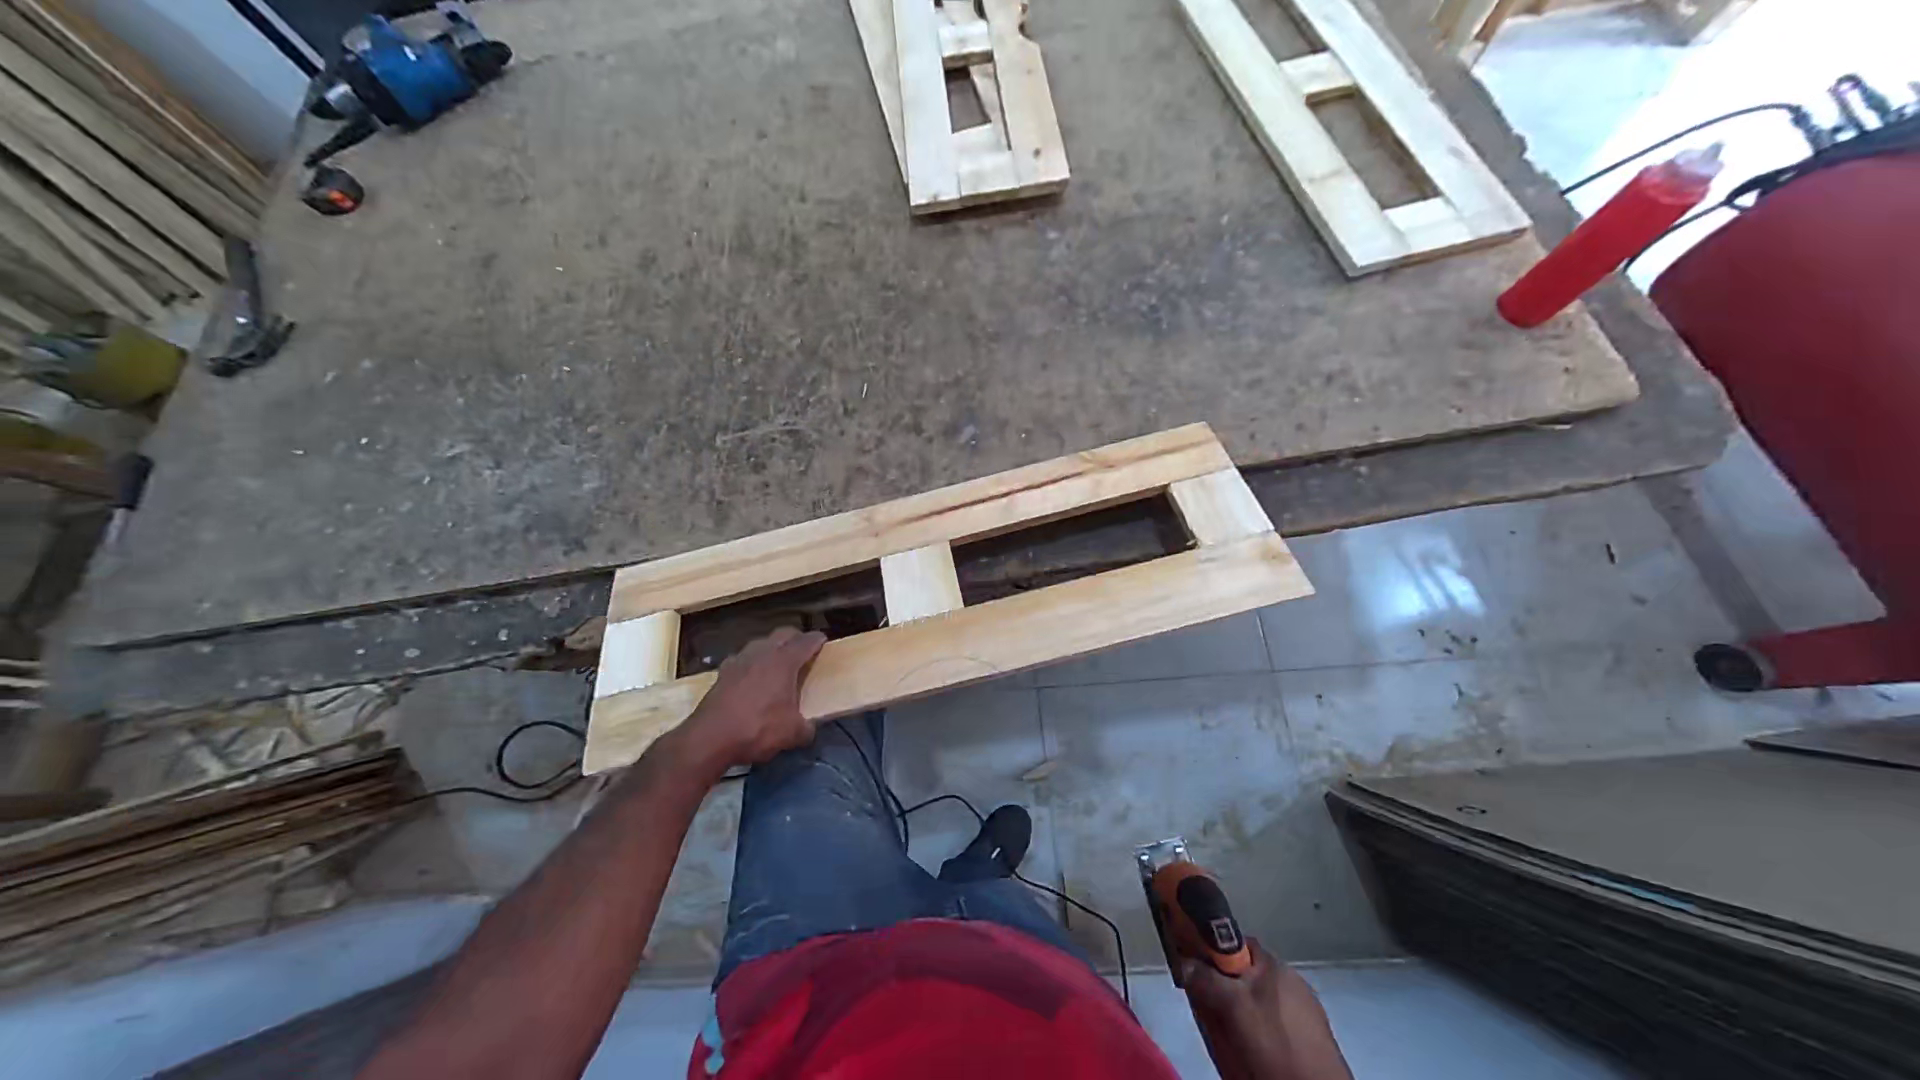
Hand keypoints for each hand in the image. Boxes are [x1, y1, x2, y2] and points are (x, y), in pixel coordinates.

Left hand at [665, 627, 826, 779]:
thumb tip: (808, 728)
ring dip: (771, 648)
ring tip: (778, 663)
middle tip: (803, 649)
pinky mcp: (722, 672)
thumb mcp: (792, 733)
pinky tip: (751, 678)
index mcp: (784, 661)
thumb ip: (805, 727)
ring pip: (760, 643)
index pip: (806, 641)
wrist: (710, 738)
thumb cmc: (758, 728)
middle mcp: (762, 653)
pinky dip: (751, 663)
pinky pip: (742, 659)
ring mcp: (739, 660)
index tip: (823, 641)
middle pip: (782, 633)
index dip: (817, 640)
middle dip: (795, 638)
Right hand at [1180, 939, 1352, 1079]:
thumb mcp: (1233, 1007)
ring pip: (1256, 1002)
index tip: (1195, 972)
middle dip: (1223, 990)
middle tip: (1210, 1012)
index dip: (1211, 953)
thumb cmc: (1274, 1044)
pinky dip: (1259, 1033)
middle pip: (1243, 974)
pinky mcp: (1310, 1040)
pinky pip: (1272, 1025)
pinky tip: (1255, 1054)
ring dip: (1239, 1014)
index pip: (1234, 943)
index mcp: (1275, 965)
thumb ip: (1206, 979)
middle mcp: (1291, 981)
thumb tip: (1183, 960)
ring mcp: (1304, 1012)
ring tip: (1232, 1039)